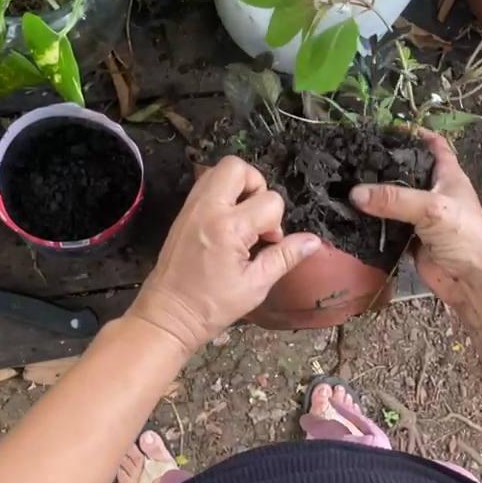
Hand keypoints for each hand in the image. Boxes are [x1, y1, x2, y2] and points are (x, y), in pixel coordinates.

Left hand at [128, 156, 319, 356]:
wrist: (168, 315)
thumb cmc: (212, 306)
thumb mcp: (256, 285)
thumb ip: (285, 256)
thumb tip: (314, 241)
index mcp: (229, 228)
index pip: (270, 201)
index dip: (277, 223)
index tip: (267, 244)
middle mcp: (208, 209)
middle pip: (238, 167)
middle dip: (257, 186)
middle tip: (256, 215)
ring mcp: (192, 208)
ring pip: (219, 170)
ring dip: (238, 187)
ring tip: (243, 217)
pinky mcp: (183, 213)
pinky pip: (205, 185)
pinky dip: (222, 194)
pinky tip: (227, 223)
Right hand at [351, 130, 481, 308]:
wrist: (472, 282)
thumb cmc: (464, 236)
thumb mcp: (432, 209)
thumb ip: (394, 199)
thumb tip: (355, 192)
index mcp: (448, 177)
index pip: (435, 146)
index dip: (416, 134)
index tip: (388, 128)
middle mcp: (434, 193)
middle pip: (407, 172)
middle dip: (385, 164)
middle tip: (356, 155)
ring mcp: (422, 218)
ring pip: (394, 200)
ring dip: (375, 194)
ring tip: (346, 180)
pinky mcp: (411, 239)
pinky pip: (388, 226)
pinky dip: (373, 221)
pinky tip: (352, 213)